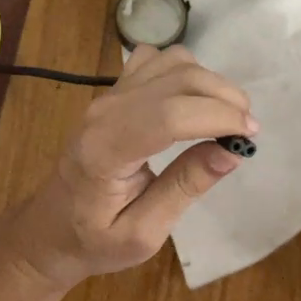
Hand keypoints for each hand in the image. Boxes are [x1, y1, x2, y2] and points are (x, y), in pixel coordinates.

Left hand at [0, 45, 256, 291]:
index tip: (250, 136)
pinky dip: (186, 71)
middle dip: (224, 96)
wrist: (51, 226)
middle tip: (248, 130)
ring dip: (209, 81)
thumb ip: (184, 188)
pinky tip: (194, 102)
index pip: (169, 115)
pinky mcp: (114, 90)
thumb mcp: (143, 234)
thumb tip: (232, 151)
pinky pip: (156, 60)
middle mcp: (105, 110)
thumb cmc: (94, 240)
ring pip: (171, 61)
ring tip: (227, 117)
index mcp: (106, 150)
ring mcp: (108, 94)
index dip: (217, 116)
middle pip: (177, 78)